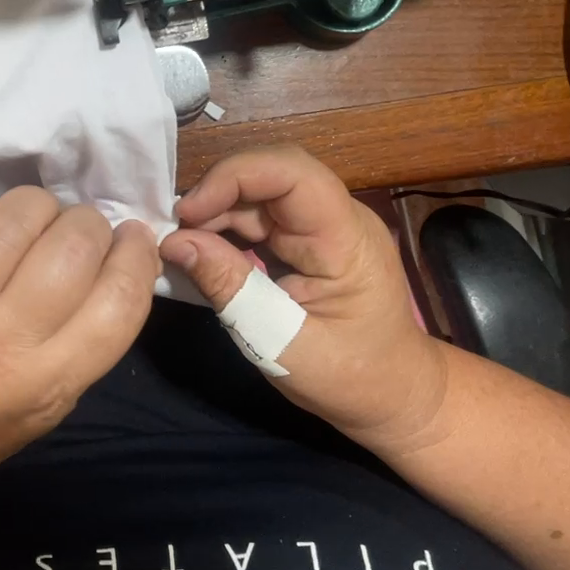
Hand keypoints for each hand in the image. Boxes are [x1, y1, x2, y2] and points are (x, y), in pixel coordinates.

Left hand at [0, 186, 158, 491]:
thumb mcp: (52, 404)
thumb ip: (90, 336)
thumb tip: (123, 253)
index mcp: (45, 381)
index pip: (118, 304)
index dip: (137, 256)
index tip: (134, 240)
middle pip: (72, 248)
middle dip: (89, 226)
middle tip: (78, 234)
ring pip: (15, 217)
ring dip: (38, 206)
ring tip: (33, 223)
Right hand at [160, 146, 447, 449]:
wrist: (396, 397)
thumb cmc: (351, 378)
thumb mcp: (281, 343)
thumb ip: (230, 289)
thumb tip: (173, 243)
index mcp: (345, 238)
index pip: (291, 172)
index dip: (233, 177)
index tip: (188, 213)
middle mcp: (335, 216)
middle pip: (269, 173)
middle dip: (216, 194)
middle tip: (174, 231)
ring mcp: (320, 223)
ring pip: (257, 191)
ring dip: (215, 211)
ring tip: (181, 244)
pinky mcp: (305, 236)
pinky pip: (258, 215)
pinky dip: (224, 227)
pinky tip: (202, 250)